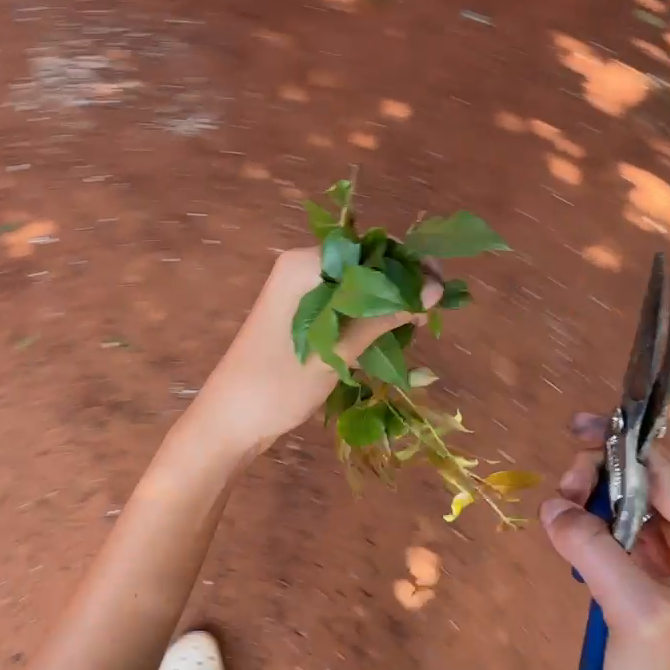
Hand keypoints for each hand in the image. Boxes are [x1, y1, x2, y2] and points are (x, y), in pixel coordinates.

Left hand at [185, 248, 439, 455]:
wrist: (228, 421)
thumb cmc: (278, 384)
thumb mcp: (338, 350)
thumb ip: (385, 316)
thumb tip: (437, 289)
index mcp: (305, 264)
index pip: (371, 248)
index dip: (409, 266)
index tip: (441, 293)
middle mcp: (302, 267)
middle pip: (366, 264)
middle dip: (400, 286)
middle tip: (429, 318)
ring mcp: (299, 291)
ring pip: (358, 286)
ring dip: (386, 305)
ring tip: (414, 330)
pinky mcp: (301, 315)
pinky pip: (343, 304)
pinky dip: (366, 319)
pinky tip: (388, 339)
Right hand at [540, 413, 669, 669]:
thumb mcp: (634, 611)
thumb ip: (592, 545)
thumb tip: (552, 506)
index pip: (668, 477)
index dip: (620, 447)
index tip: (576, 426)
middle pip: (644, 489)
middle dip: (598, 482)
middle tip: (560, 496)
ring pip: (626, 512)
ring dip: (589, 507)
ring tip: (559, 523)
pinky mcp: (652, 590)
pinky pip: (616, 540)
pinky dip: (589, 533)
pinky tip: (570, 541)